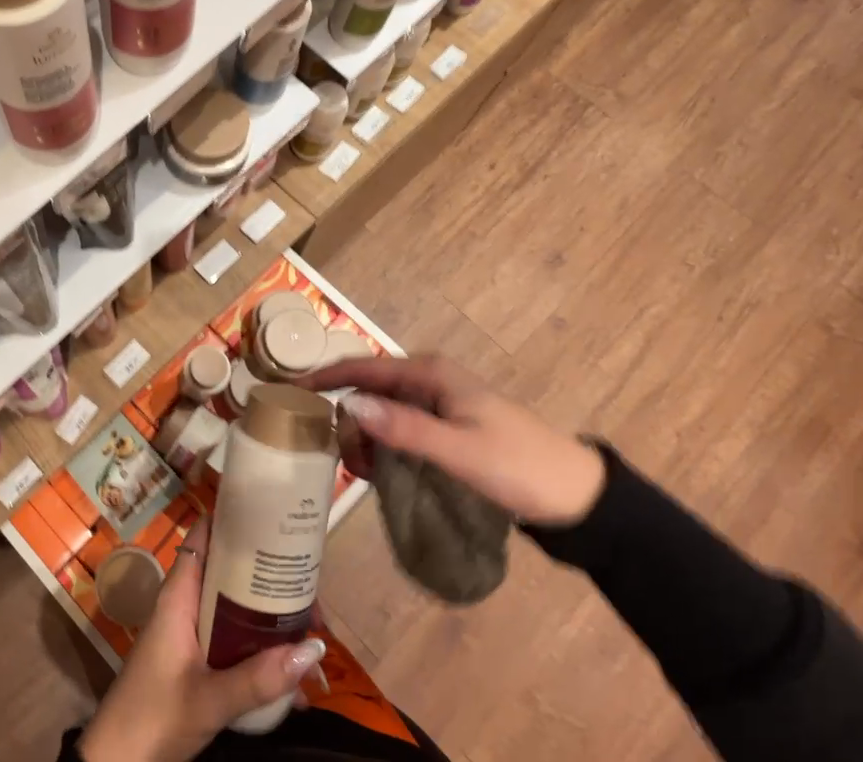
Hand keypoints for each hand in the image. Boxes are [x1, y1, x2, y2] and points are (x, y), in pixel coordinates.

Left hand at [79, 519, 325, 761]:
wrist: (116, 761)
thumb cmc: (153, 716)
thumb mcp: (210, 699)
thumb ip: (259, 678)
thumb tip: (316, 649)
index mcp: (179, 597)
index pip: (203, 539)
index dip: (233, 518)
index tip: (273, 512)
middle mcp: (185, 607)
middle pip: (229, 574)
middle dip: (269, 577)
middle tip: (312, 584)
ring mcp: (190, 635)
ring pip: (236, 609)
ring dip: (270, 617)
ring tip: (314, 628)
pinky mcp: (197, 661)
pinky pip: (234, 641)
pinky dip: (261, 649)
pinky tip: (294, 672)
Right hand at [300, 355, 605, 526]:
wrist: (574, 495)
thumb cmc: (518, 466)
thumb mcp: (458, 450)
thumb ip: (403, 428)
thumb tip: (349, 406)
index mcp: (432, 374)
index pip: (364, 367)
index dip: (325, 376)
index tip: (288, 388)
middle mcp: (430, 381)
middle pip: (368, 390)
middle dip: (346, 419)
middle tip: (341, 458)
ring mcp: (437, 404)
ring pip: (380, 411)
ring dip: (364, 438)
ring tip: (363, 472)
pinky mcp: (444, 426)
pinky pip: (396, 428)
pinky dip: (381, 446)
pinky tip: (379, 471)